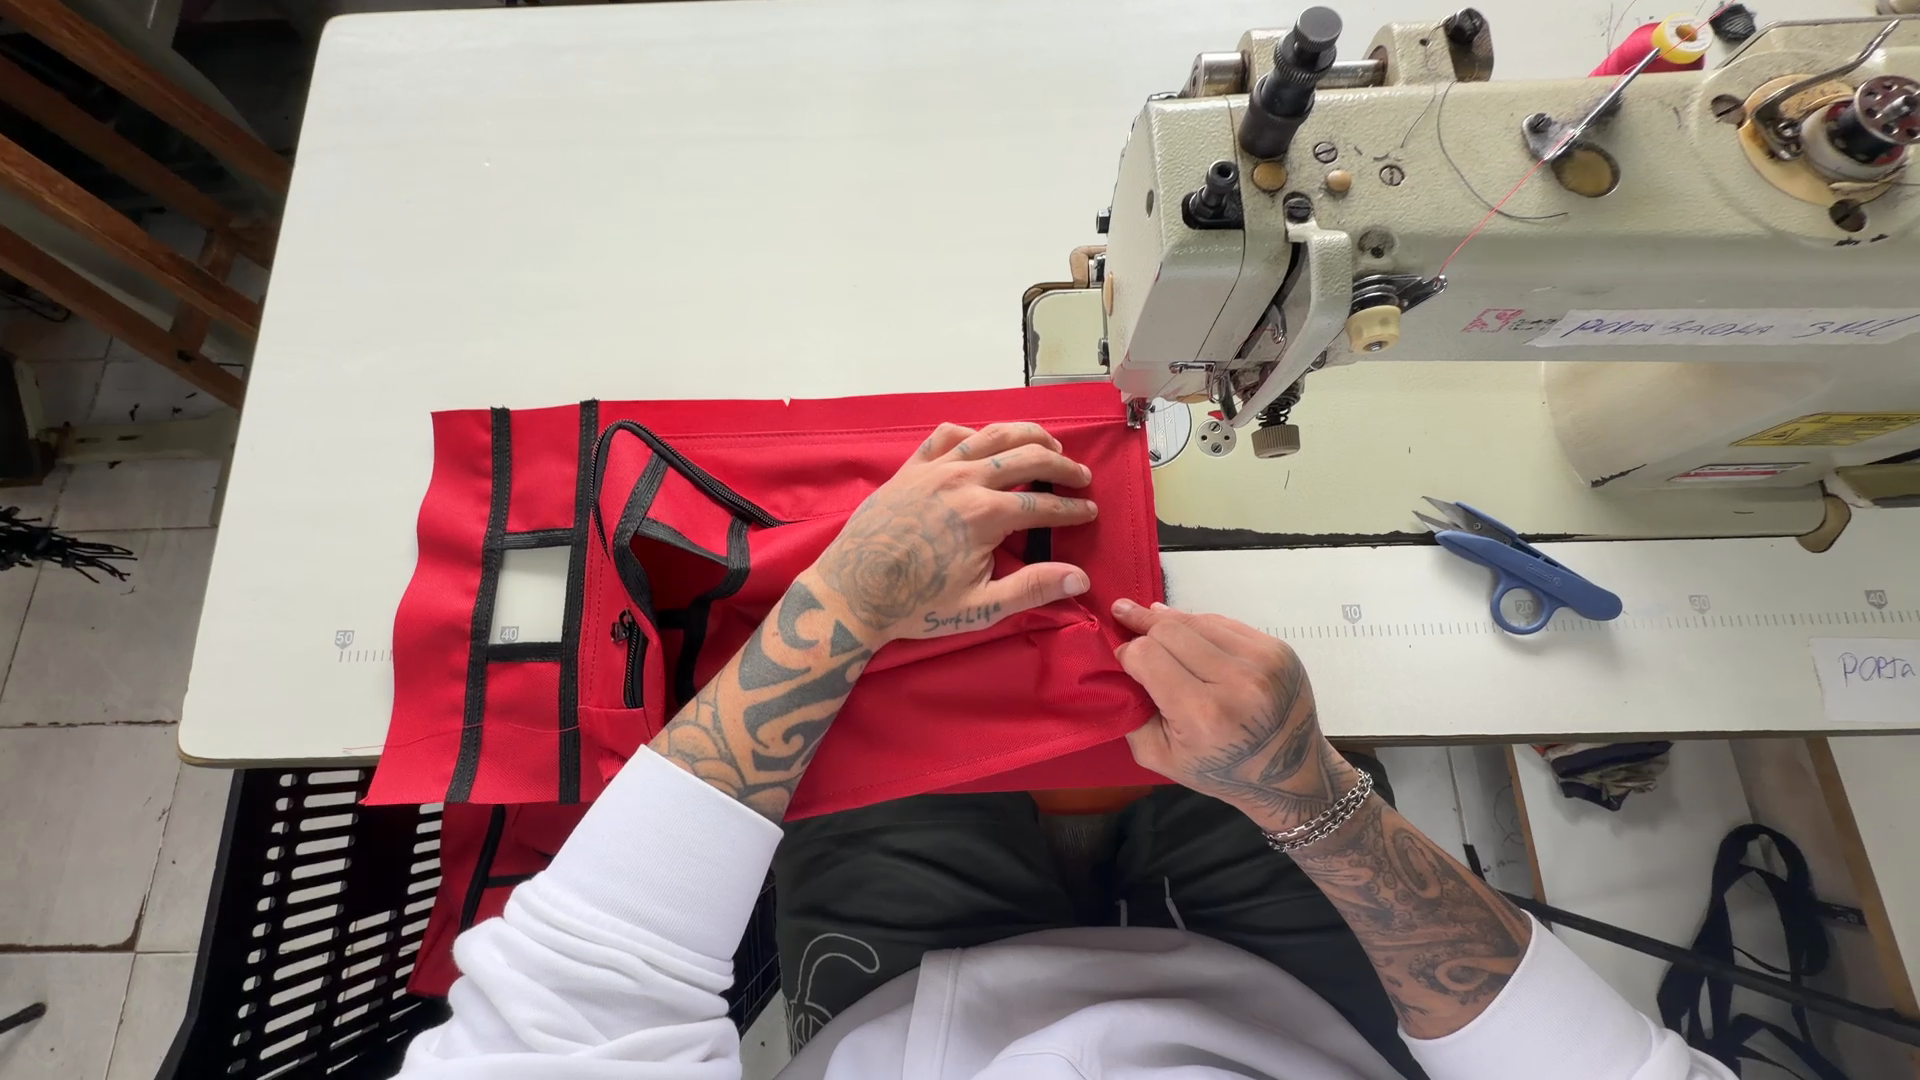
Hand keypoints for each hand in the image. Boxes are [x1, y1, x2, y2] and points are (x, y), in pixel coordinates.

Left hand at [813, 422, 1097, 643]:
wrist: (853, 592)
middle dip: (1062, 464)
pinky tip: (984, 440)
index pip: (1043, 505)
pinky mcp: (911, 468)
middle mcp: (963, 481)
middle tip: (1080, 475)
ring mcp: (935, 469)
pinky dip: (973, 433)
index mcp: (983, 515)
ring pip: (992, 435)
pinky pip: (947, 435)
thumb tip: (1079, 577)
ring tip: (1049, 444)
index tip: (1089, 512)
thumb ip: (1032, 589)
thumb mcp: (979, 608)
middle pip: (1027, 457)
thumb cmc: (915, 605)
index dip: (1072, 509)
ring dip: (1027, 436)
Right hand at [1111, 599, 1360, 833]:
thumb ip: (1131, 709)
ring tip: (1149, 619)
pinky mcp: (1277, 649)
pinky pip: (1222, 621)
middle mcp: (1236, 682)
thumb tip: (1116, 662)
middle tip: (1124, 619)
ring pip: (1195, 619)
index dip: (1126, 652)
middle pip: (1167, 629)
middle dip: (1142, 628)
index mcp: (1202, 714)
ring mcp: (1261, 661)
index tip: (1121, 658)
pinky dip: (1200, 626)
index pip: (1145, 654)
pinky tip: (1188, 634)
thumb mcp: (1158, 755)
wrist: (1290, 775)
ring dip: (1169, 622)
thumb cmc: (1218, 770)